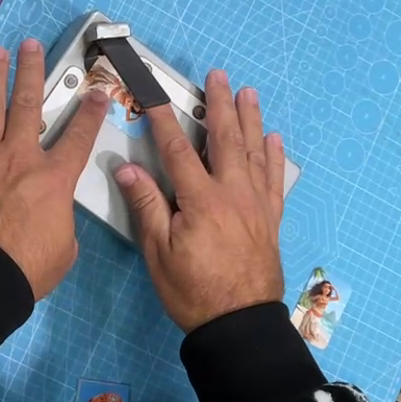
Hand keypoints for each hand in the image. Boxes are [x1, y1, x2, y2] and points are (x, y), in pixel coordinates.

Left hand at [0, 39, 104, 297]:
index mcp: (53, 179)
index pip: (79, 137)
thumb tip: (52, 211)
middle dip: (31, 71)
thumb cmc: (25, 268)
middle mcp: (19, 158)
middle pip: (28, 104)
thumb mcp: (64, 247)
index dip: (91, 112)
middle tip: (30, 45)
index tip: (97, 91)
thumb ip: (61, 219)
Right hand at [115, 70, 286, 331]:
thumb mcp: (158, 253)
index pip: (177, 150)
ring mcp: (256, 205)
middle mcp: (232, 194)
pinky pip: (274, 180)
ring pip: (254, 153)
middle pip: (225, 140)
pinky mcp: (270, 220)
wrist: (241, 326)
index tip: (155, 94)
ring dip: (251, 120)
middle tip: (219, 76)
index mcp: (200, 200)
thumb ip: (147, 206)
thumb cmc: (192, 290)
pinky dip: (274, 157)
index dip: (164, 120)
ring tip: (249, 93)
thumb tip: (126, 168)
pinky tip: (273, 139)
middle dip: (220, 106)